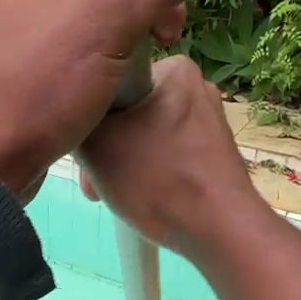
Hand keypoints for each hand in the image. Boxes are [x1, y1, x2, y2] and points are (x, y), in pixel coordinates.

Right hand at [78, 56, 271, 262]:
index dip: (92, 119)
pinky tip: (147, 200)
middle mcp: (198, 86)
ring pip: (148, 137)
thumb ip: (80, 122)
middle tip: (95, 186)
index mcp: (175, 68)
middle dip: (110, 149)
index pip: (114, 83)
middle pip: (131, 113)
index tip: (87, 154)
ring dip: (127, 165)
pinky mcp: (216, 153)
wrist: (221, 230)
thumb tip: (83, 122)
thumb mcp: (97, 146)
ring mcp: (211, 121)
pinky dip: (154, 175)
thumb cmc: (157, 180)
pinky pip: (170, 156)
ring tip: (118, 197)